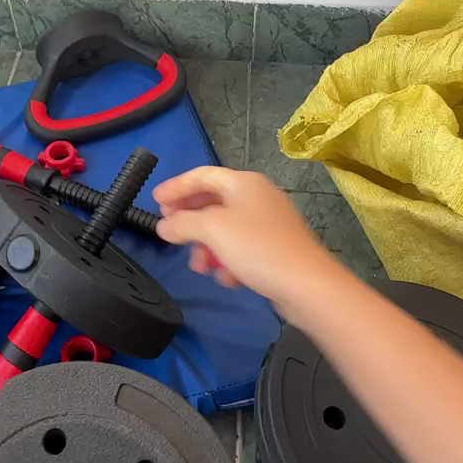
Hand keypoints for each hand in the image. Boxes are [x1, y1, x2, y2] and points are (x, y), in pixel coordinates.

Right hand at [152, 167, 350, 317]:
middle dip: (190, 221)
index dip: (176, 187)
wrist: (307, 285)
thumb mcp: (212, 230)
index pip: (202, 176)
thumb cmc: (257, 248)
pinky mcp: (275, 247)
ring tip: (199, 266)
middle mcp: (257, 196)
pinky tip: (227, 277)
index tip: (155, 201)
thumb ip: (182, 224)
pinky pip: (241, 246)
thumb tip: (163, 227)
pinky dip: (228, 258)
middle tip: (170, 232)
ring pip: (225, 228)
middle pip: (212, 201)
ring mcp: (268, 222)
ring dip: (207, 246)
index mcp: (244, 182)